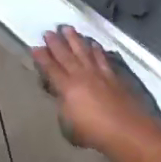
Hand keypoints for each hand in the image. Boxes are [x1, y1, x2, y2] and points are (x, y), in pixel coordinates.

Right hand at [32, 26, 160, 151]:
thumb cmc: (93, 132)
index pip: (51, 69)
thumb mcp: (68, 125)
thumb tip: (62, 98)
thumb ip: (63, 108)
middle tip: (49, 32)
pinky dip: (97, 50)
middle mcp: (81, 75)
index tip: (35, 47)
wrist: (125, 129)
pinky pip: (102, 58)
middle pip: (66, 55)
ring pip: (84, 51)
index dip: (42, 58)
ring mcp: (99, 74)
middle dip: (56, 43)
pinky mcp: (114, 76)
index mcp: (66, 87)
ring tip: (68, 29)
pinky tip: (94, 44)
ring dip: (75, 40)